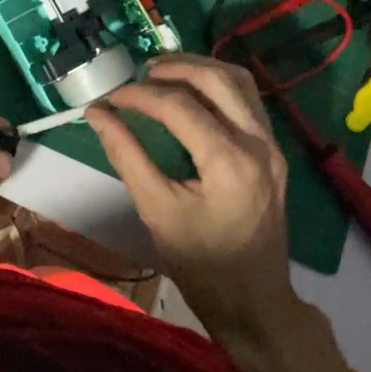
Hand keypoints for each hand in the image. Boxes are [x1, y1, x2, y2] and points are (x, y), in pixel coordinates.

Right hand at [86, 55, 297, 335]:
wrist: (256, 303)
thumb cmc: (202, 264)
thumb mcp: (156, 210)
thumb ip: (126, 155)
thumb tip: (97, 114)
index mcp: (229, 162)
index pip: (179, 106)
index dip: (138, 95)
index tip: (108, 99)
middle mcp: (258, 144)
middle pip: (216, 80)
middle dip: (174, 68)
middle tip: (138, 73)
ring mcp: (272, 146)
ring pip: (238, 82)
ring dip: (200, 69)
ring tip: (163, 73)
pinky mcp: (273, 152)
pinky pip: (248, 100)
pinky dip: (218, 86)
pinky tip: (192, 93)